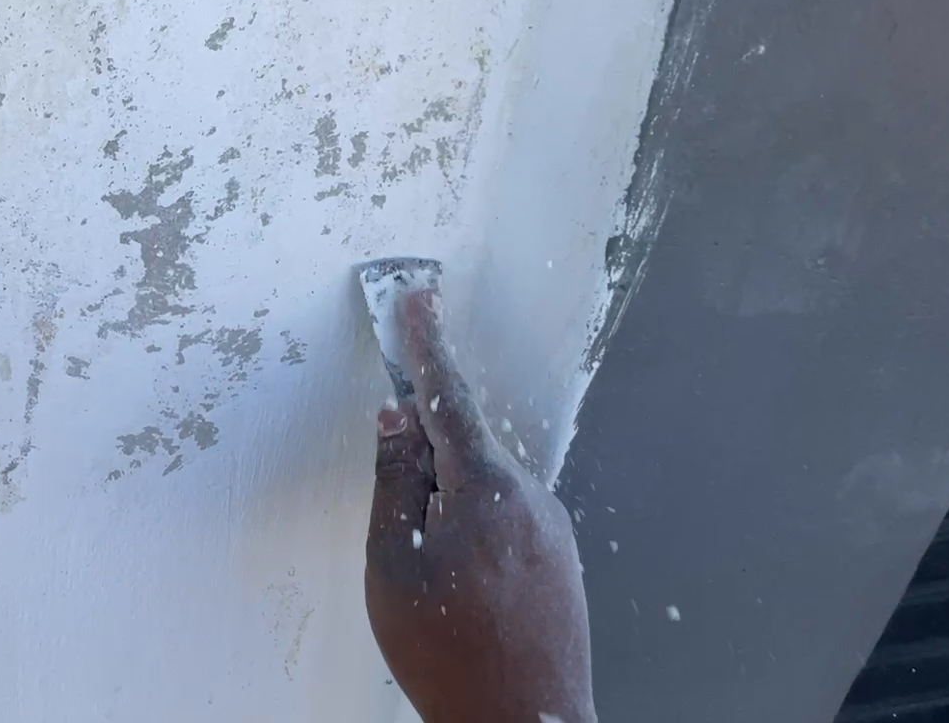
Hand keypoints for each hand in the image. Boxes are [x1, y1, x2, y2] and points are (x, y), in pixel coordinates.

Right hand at [365, 289, 595, 722]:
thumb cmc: (447, 651)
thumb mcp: (392, 559)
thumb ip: (392, 479)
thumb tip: (395, 421)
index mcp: (488, 492)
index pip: (448, 398)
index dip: (426, 344)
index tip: (418, 298)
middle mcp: (531, 500)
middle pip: (460, 442)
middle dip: (419, 451)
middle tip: (396, 508)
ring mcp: (550, 531)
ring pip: (476, 478)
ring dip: (438, 491)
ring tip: (422, 559)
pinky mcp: (556, 556)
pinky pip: (498, 506)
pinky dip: (462, 511)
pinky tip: (449, 565)